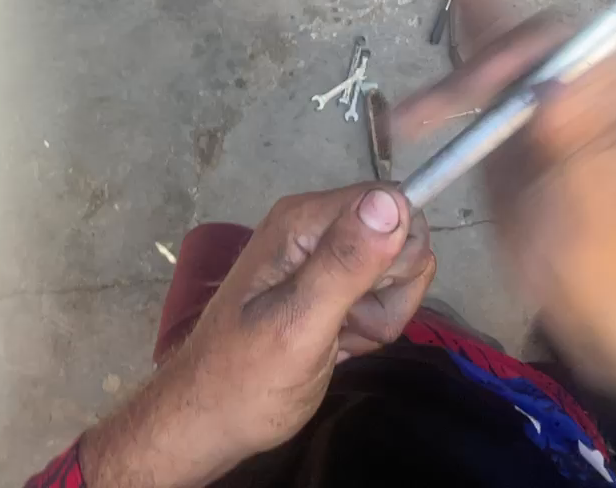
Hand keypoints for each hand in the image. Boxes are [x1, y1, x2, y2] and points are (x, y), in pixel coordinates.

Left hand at [81, 184, 433, 486]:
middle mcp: (315, 224)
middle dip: (387, 291)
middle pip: (400, 236)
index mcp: (304, 218)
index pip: (392, 202)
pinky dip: (370, 328)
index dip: (394, 253)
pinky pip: (384, 295)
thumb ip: (347, 262)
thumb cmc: (246, 375)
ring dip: (379, 316)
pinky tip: (336, 344)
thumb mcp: (299, 322)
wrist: (214, 415)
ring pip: (397, 271)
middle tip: (344, 324)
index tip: (365, 295)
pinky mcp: (333, 283)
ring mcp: (324, 254)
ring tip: (333, 338)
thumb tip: (392, 200)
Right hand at [393, 0, 615, 403]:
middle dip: (479, 24)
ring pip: (503, 39)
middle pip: (529, 32)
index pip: (566, 45)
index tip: (472, 88)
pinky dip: (461, 31)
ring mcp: (547, 104)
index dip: (513, 52)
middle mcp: (586, 88)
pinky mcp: (513, 122)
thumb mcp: (599, 217)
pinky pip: (481, 73)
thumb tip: (553, 79)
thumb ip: (579, 147)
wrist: (601, 318)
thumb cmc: (613, 271)